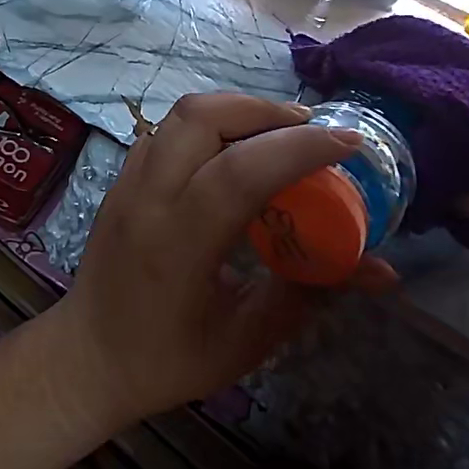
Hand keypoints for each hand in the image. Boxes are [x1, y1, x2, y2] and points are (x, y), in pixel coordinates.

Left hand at [44, 93, 363, 423]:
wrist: (86, 357)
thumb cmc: (166, 359)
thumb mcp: (246, 341)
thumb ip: (312, 295)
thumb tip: (383, 271)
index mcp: (177, 243)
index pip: (241, 173)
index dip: (300, 149)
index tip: (349, 144)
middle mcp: (147, 197)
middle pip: (203, 117)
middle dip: (265, 111)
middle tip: (310, 129)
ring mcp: (128, 180)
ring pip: (184, 113)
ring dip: (238, 110)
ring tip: (279, 131)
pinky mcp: (122, 175)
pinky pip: (169, 127)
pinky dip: (211, 123)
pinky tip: (234, 148)